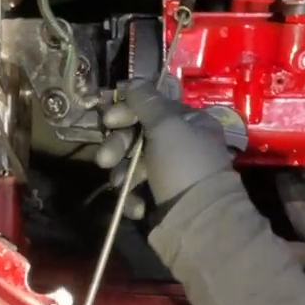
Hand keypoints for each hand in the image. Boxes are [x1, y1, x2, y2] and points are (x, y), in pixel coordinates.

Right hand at [93, 81, 234, 217]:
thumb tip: (134, 81)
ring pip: (132, 164)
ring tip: (121, 185)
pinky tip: (138, 205)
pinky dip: (133, 197)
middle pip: (137, 135)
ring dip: (122, 174)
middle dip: (118, 146)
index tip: (109, 118)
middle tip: (106, 159)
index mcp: (188, 123)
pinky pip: (136, 189)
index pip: (152, 106)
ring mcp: (169, 173)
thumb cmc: (184, 166)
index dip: (127, 110)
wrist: (198, 223)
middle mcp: (179, 145)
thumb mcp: (167, 126)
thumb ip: (147, 102)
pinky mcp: (158, 198)